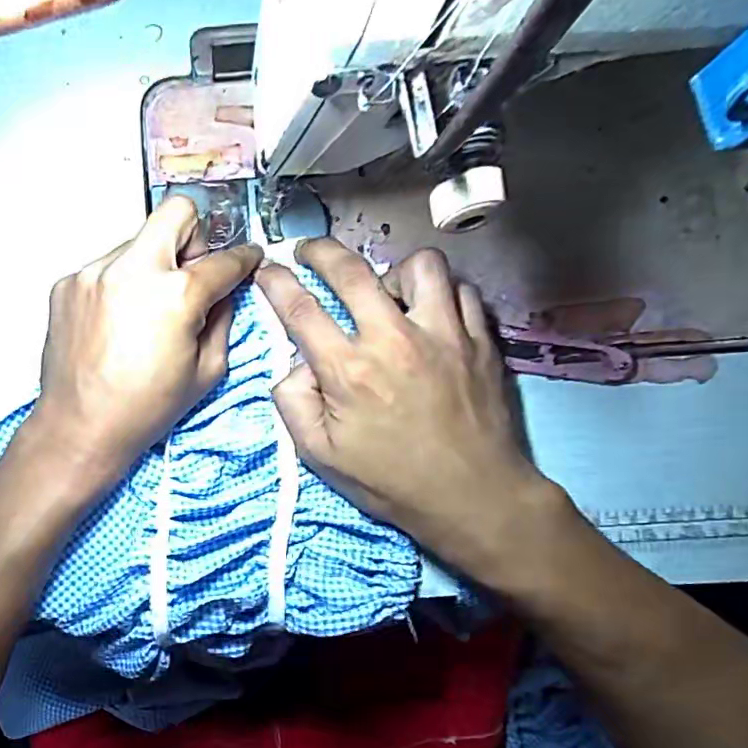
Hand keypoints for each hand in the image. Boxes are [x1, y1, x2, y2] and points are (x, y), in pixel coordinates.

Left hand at [29, 196, 263, 478]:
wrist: (81, 428)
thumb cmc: (144, 409)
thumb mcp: (207, 370)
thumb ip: (223, 319)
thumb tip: (224, 292)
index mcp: (175, 295)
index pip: (223, 260)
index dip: (243, 258)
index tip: (246, 257)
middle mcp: (131, 271)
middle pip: (177, 213)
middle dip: (196, 236)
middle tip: (194, 272)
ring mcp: (94, 272)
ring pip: (139, 240)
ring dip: (155, 264)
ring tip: (150, 311)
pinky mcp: (68, 283)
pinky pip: (108, 266)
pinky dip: (123, 283)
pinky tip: (121, 322)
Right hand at [254, 238, 563, 579]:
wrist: (472, 496)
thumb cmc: (392, 482)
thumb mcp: (322, 458)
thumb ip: (294, 405)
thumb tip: (295, 366)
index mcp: (349, 371)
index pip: (301, 309)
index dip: (276, 283)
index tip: (268, 270)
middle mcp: (394, 340)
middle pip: (351, 270)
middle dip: (320, 250)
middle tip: (310, 251)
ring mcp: (443, 334)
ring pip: (419, 266)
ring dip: (393, 271)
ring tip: (387, 291)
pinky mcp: (479, 340)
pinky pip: (461, 291)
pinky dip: (441, 295)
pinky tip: (431, 314)